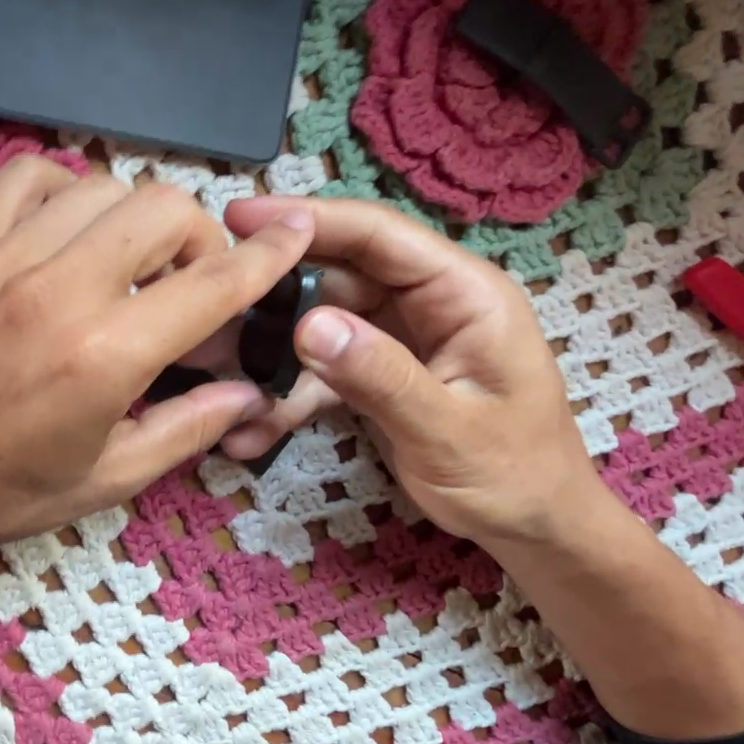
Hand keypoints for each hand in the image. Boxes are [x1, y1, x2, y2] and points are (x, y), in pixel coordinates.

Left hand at [0, 156, 313, 563]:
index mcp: (103, 358)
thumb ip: (190, 427)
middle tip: (186, 284)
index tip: (294, 233)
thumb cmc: (3, 491)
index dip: (267, 254)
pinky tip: (67, 233)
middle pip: (163, 209)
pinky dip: (65, 191)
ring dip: (135, 217)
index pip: (211, 283)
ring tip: (128, 264)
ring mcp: (1, 261)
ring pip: (102, 186)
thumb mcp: (109, 478)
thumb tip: (250, 391)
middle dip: (198, 239)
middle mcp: (57, 293)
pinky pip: (27, 177)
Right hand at [219, 196, 606, 543]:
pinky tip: (251, 428)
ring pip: (322, 322)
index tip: (240, 216)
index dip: (310, 221)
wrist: (531, 527)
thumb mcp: (448, 430)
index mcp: (463, 294)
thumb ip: (381, 376)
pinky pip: (324, 370)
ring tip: (217, 368)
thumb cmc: (511, 475)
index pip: (379, 237)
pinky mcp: (379, 374)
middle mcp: (428, 304)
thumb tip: (308, 325)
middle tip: (211, 301)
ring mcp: (400, 340)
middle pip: (339, 275)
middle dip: (276, 288)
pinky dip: (289, 395)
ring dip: (272, 348)